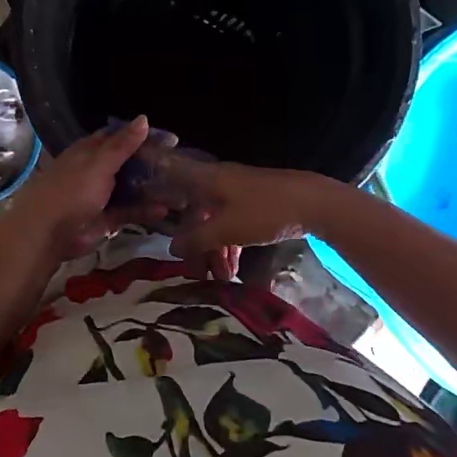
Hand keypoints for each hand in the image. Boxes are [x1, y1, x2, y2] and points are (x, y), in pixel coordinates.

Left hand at [5, 116, 165, 261]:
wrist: (47, 232)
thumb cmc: (71, 190)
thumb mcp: (98, 163)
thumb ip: (122, 144)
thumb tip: (144, 119)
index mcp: (89, 152)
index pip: (118, 137)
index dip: (141, 136)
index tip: (169, 140)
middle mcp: (96, 171)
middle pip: (127, 164)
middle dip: (150, 164)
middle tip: (179, 165)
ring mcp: (101, 196)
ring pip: (130, 189)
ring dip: (150, 188)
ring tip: (179, 188)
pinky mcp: (106, 219)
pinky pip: (129, 212)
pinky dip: (145, 211)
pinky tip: (165, 210)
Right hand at [150, 157, 335, 261]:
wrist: (315, 204)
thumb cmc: (264, 211)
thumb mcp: (225, 229)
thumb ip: (196, 239)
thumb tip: (172, 247)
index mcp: (205, 180)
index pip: (170, 176)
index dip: (153, 182)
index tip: (140, 196)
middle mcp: (217, 183)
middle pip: (194, 213)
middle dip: (192, 244)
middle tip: (194, 275)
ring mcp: (237, 194)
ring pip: (214, 222)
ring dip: (213, 251)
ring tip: (219, 281)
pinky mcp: (255, 205)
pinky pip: (231, 226)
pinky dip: (229, 246)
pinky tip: (234, 271)